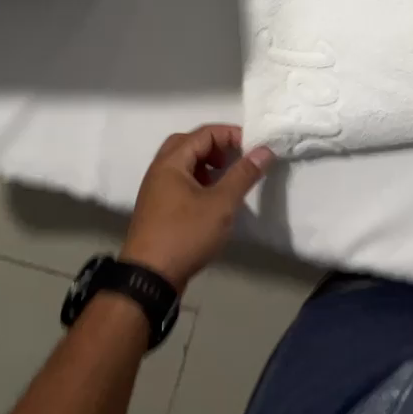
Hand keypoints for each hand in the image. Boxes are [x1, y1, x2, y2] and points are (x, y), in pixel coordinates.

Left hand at [121, 125, 273, 289]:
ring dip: (206, 163)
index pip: (204, 133)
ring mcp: (155, 190)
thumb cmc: (185, 235)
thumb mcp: (221, 204)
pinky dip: (198, 180)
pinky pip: (179, 181)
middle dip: (216, 145)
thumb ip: (243, 174)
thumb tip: (264, 150)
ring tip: (225, 179)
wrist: (148, 280)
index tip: (254, 147)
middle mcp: (159, 170)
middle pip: (189, 143)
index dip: (231, 134)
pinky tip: (211, 200)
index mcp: (171, 162)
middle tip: (235, 157)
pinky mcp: (157, 209)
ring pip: (183, 163)